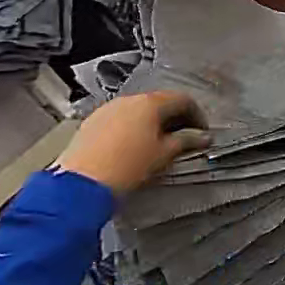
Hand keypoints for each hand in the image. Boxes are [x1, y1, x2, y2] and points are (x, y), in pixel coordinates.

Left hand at [54, 91, 208, 194]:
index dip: (198, 115)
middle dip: (176, 118)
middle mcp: (128, 100)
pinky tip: (135, 146)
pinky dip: (134, 128)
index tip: (202, 133)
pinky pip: (120, 119)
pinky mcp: (91, 123)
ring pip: (138, 111)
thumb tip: (204, 137)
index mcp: (150, 103)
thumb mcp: (164, 154)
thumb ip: (187, 141)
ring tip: (160, 143)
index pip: (183, 100)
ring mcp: (107, 110)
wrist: (80, 184)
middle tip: (185, 138)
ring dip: (153, 123)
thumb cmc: (129, 166)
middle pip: (160, 102)